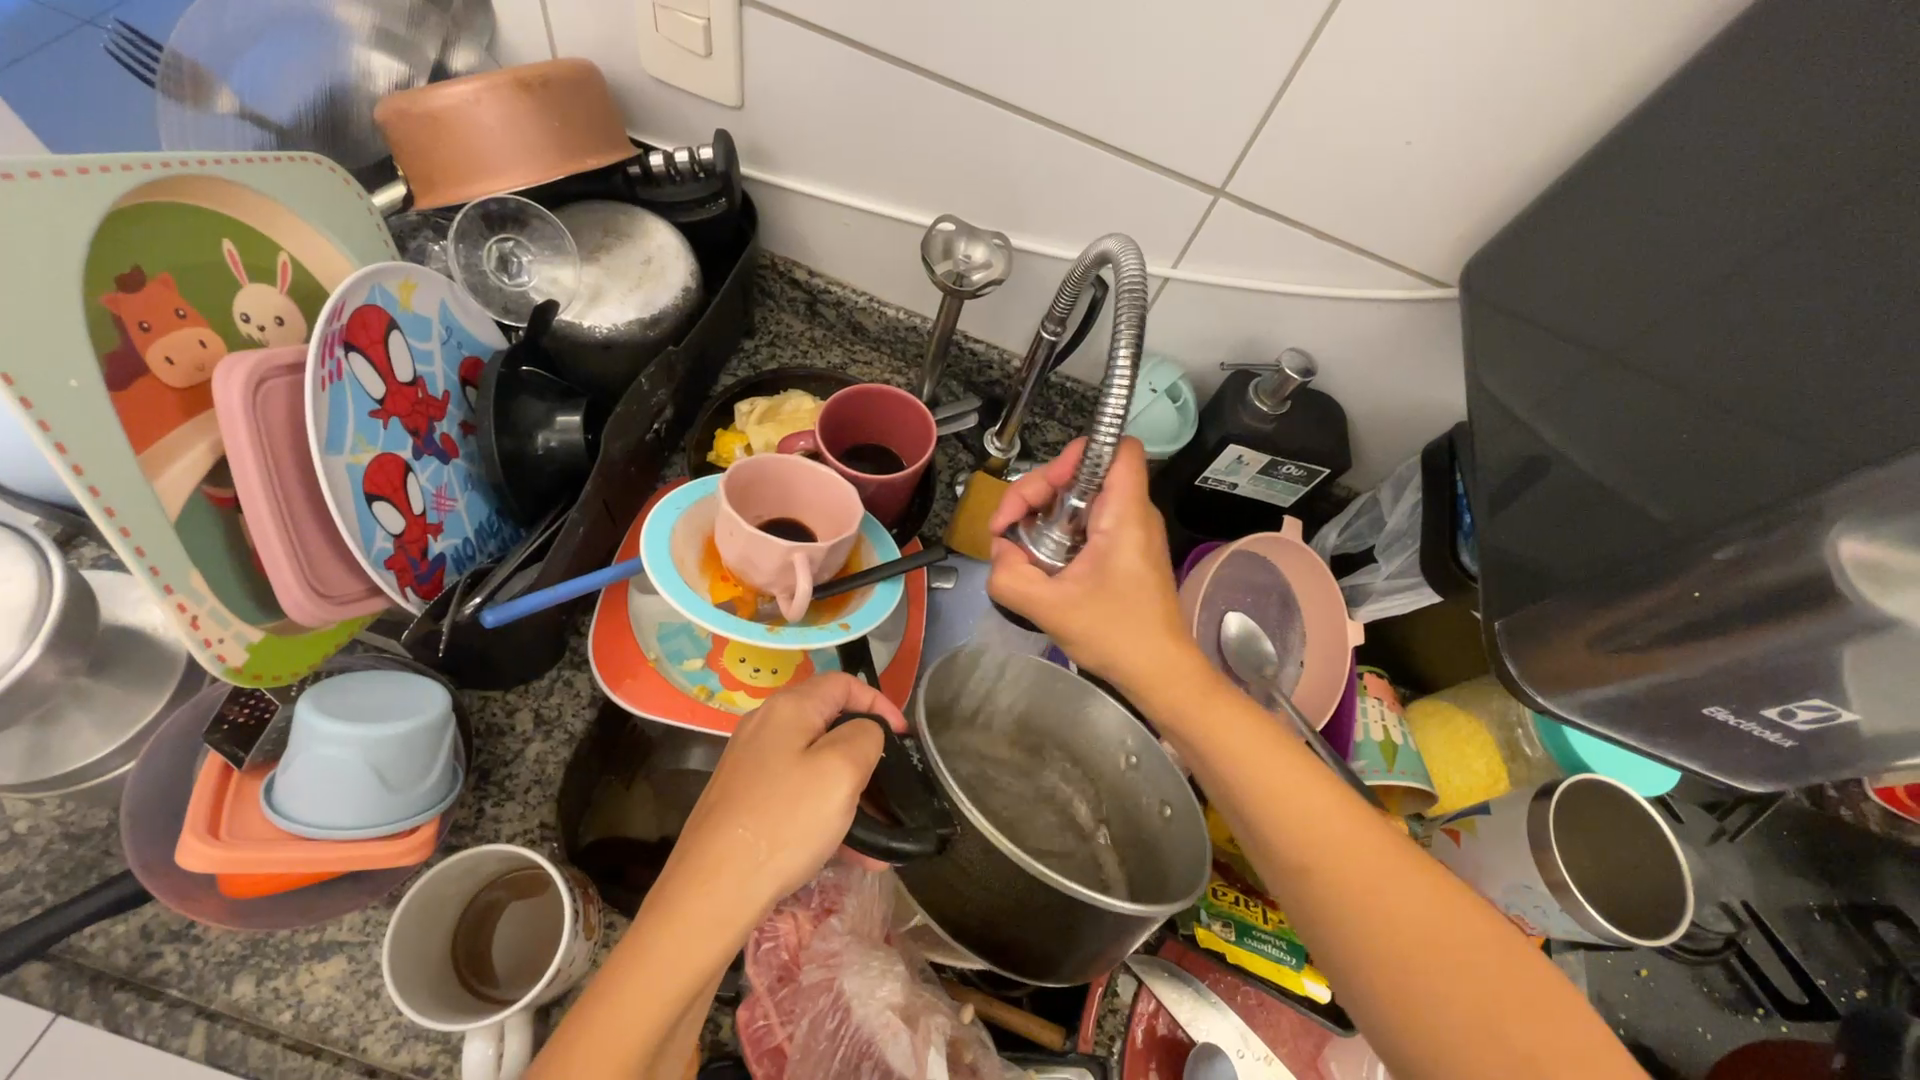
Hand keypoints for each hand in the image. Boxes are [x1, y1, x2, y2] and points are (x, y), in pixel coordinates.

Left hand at [669, 673, 906, 913]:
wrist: (713, 889)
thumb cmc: (785, 820)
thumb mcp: (842, 770)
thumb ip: (866, 736)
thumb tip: (865, 732)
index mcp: (788, 708)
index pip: (843, 683)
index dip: (879, 703)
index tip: (904, 739)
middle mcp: (766, 728)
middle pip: (830, 725)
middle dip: (867, 755)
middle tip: (893, 787)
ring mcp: (753, 766)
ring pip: (817, 766)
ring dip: (853, 794)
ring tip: (883, 833)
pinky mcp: (747, 801)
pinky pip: (800, 796)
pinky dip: (829, 815)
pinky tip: (857, 854)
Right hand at [987, 437, 1200, 695]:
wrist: (1159, 673)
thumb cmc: (1117, 637)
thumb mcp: (1050, 608)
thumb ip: (1010, 576)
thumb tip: (1000, 552)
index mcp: (1125, 515)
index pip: (1118, 448)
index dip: (1076, 453)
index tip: (1044, 489)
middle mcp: (1132, 515)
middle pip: (1083, 472)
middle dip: (1038, 491)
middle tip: (1007, 528)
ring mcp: (1129, 533)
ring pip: (1079, 499)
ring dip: (1041, 515)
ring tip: (1018, 549)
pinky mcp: (1123, 553)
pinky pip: (1085, 525)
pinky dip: (1056, 535)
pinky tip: (1039, 563)